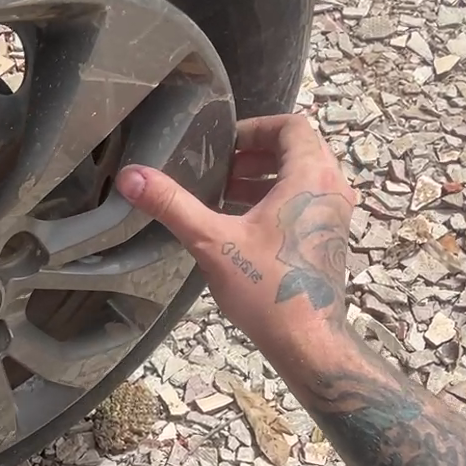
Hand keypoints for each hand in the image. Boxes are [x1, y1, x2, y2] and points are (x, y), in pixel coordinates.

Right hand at [116, 114, 360, 339]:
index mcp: (310, 177)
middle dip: (257, 156)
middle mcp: (332, 189)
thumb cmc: (266, 288)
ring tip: (228, 196)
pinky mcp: (330, 241)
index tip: (224, 145)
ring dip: (267, 180)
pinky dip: (279, 203)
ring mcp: (335, 217)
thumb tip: (131, 177)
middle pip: (297, 151)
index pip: (290, 126)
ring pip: (302, 180)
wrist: (305, 339)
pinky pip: (306, 205)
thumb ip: (173, 206)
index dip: (255, 129)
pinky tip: (246, 227)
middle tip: (222, 170)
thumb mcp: (212, 241)